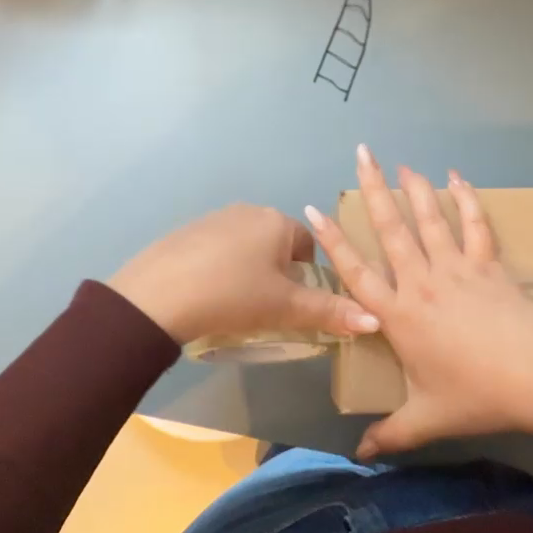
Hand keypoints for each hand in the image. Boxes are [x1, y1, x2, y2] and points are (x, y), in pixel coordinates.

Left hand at [109, 205, 378, 344]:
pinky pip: (217, 250)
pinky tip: (207, 294)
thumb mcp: (285, 309)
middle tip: (266, 307)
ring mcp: (214, 218)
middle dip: (278, 273)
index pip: (309, 245)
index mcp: (277, 222)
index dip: (306, 276)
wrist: (158, 296)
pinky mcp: (186, 232)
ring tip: (235, 304)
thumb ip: (330, 313)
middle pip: (277, 244)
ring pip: (246, 246)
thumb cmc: (233, 296)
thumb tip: (374, 321)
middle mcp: (249, 211)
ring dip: (249, 270)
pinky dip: (219, 269)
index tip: (291, 303)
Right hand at [307, 145, 532, 460]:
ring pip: (430, 220)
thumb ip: (390, 435)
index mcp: (399, 316)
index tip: (313, 209)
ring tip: (401, 163)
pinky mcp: (489, 265)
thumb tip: (359, 457)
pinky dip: (467, 199)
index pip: (355, 273)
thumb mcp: (427, 419)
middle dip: (374, 190)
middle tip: (361, 154)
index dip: (332, 242)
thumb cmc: (476, 396)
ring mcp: (457, 269)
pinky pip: (475, 225)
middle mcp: (422, 283)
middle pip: (391, 230)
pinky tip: (458, 178)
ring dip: (415, 189)